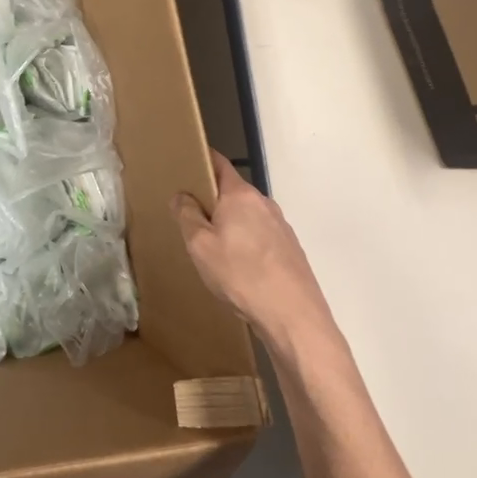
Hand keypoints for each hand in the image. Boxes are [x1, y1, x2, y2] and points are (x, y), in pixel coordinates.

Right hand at [171, 151, 334, 350]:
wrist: (294, 317)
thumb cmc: (240, 275)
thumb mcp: (200, 246)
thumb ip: (187, 215)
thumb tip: (182, 195)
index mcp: (241, 196)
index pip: (219, 164)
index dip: (200, 161)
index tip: (182, 165)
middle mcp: (264, 204)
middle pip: (232, 192)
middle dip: (210, 199)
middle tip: (187, 215)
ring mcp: (281, 227)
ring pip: (246, 216)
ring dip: (228, 223)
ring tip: (210, 246)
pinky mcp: (290, 250)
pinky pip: (259, 235)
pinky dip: (244, 241)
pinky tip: (236, 266)